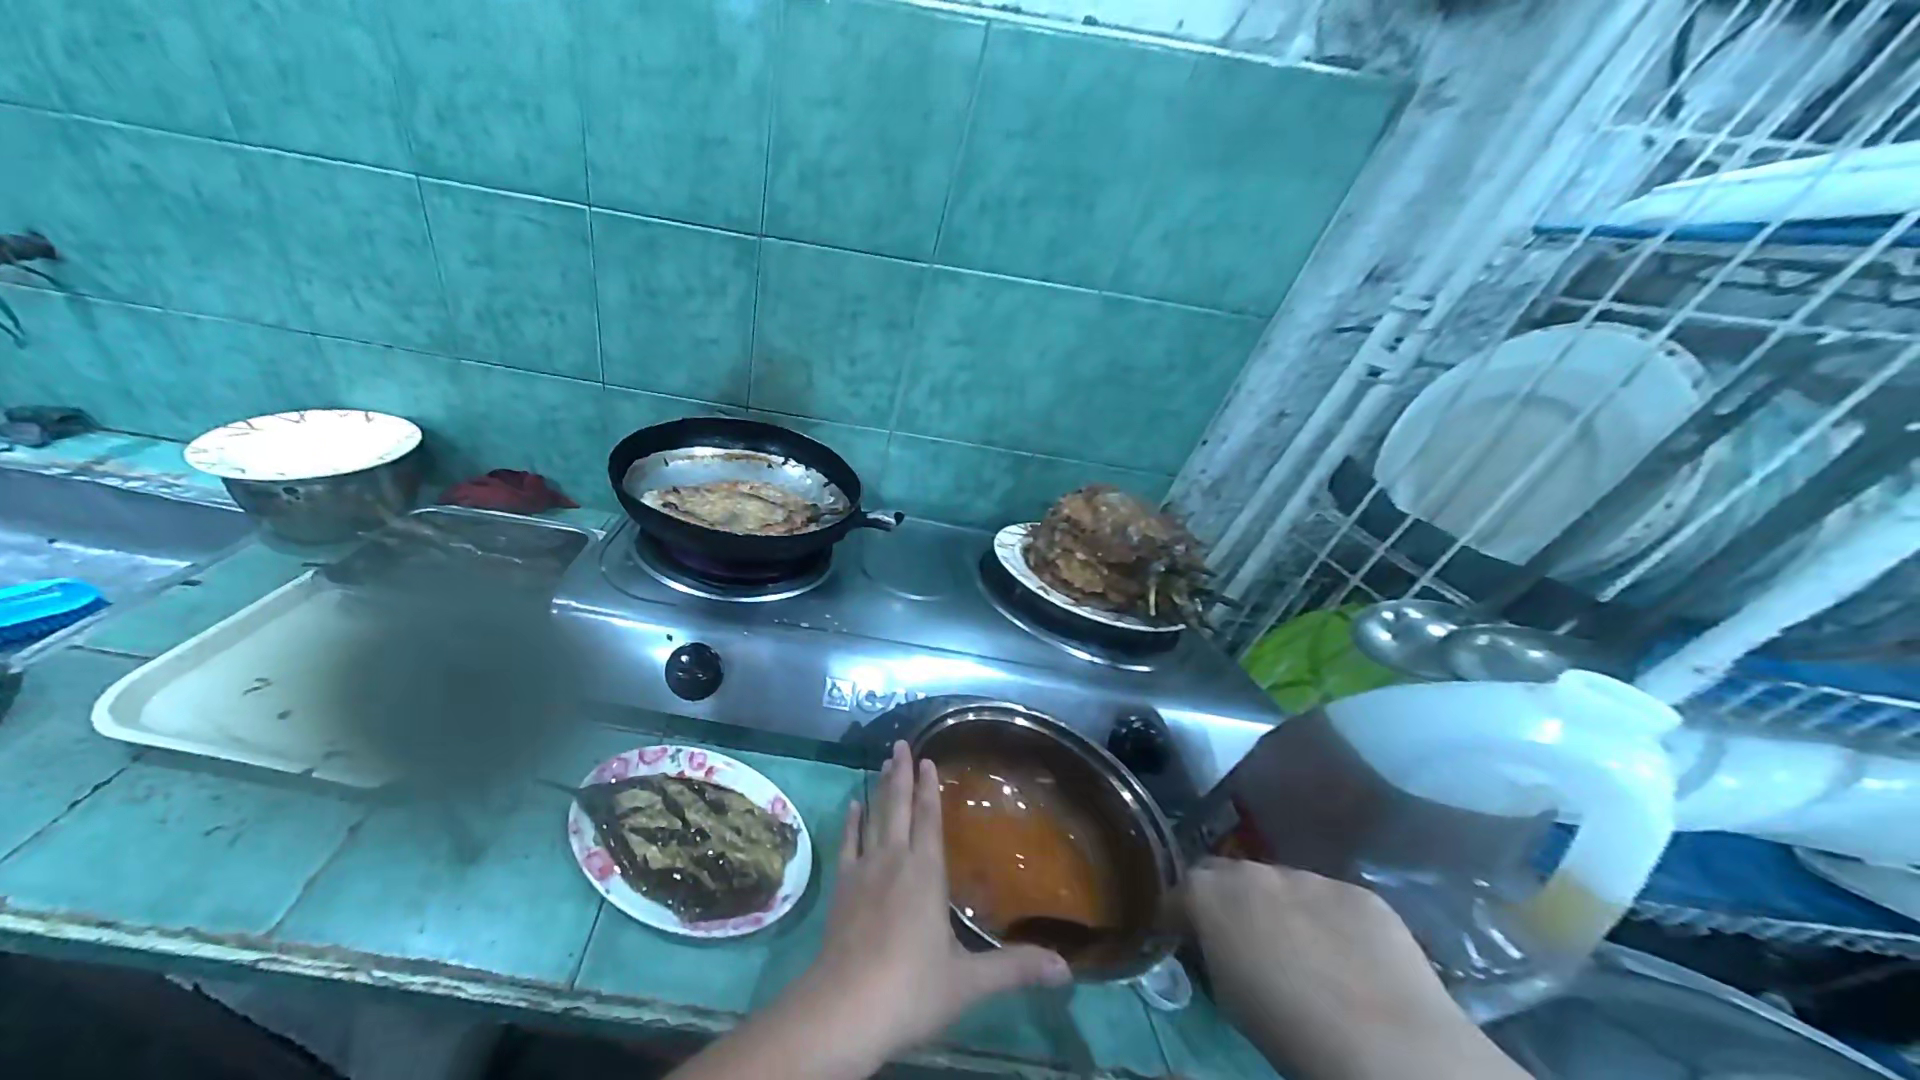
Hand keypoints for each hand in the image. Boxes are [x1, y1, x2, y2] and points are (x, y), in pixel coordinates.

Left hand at [796, 741, 1071, 1066]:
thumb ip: (1015, 969)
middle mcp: (893, 862)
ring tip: (884, 764)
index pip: (930, 819)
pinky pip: (848, 845)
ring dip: (880, 790)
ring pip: (874, 819)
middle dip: (902, 775)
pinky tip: (853, 806)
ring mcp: (862, 873)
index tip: (928, 758)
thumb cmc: (911, 988)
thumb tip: (1067, 970)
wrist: (843, 1010)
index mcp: (925, 873)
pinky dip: (851, 823)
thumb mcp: (969, 982)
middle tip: (900, 743)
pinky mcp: (841, 890)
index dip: (930, 788)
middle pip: (899, 808)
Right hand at [1183, 859, 1527, 1079]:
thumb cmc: (1284, 1028)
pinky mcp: (1357, 891)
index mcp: (1208, 892)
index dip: (1180, 915)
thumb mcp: (1224, 994)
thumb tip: (1214, 944)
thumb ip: (1211, 952)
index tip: (1186, 937)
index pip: (1178, 891)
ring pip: (1282, 884)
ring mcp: (1308, 876)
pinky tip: (1348, 958)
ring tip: (1304, 953)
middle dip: (1227, 900)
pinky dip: (1329, 920)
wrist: (1385, 1044)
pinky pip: (1331, 900)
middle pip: (1227, 874)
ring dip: (1281, 907)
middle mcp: (1253, 870)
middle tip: (1241, 939)